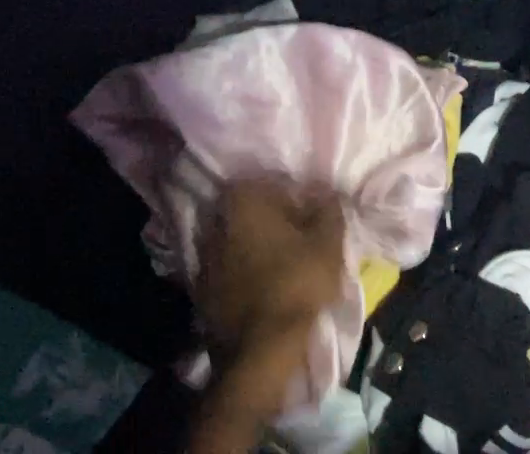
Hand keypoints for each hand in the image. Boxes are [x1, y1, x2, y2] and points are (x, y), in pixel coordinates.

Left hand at [195, 175, 346, 354]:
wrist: (259, 348)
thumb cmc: (297, 282)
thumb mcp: (328, 241)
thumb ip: (327, 208)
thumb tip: (322, 190)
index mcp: (243, 204)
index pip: (265, 180)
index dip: (290, 189)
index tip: (308, 205)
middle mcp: (215, 225)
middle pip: (246, 208)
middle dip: (271, 215)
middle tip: (298, 228)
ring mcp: (203, 259)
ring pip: (235, 237)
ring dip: (256, 241)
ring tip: (283, 255)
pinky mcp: (201, 290)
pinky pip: (227, 265)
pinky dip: (244, 266)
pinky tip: (265, 279)